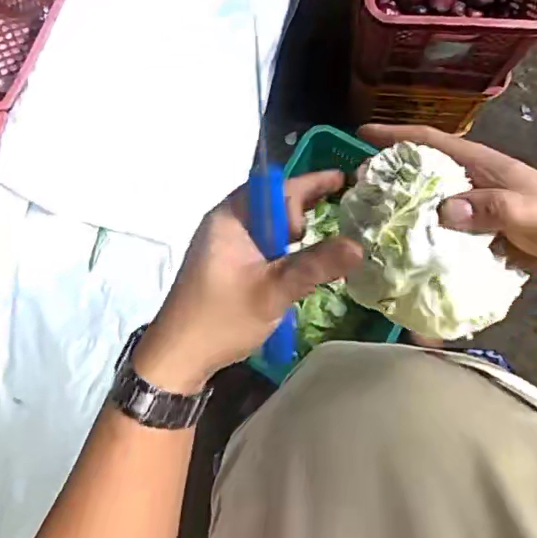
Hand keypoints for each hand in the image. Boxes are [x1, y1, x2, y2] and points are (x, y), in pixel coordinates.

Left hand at [135, 172, 362, 392]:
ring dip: (296, 225)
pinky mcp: (227, 262)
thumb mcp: (273, 292)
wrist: (177, 356)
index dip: (310, 183)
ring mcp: (224, 242)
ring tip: (329, 228)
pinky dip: (285, 243)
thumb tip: (358, 246)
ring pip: (268, 222)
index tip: (343, 181)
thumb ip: (314, 266)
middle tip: (343, 207)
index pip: (276, 187)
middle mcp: (226, 221)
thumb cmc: (221, 319)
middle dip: (307, 202)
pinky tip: (304, 256)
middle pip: (272, 201)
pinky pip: (262, 240)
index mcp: (231, 217)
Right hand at [358, 125, 536, 283]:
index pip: (433, 140)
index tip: (362, 135)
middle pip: (425, 166)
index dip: (397, 134)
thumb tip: (444, 211)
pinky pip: (443, 224)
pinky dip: (423, 229)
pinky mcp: (481, 228)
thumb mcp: (531, 213)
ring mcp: (477, 204)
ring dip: (404, 201)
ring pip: (431, 196)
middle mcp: (474, 178)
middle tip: (357, 183)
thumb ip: (492, 208)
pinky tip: (404, 245)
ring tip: (370, 214)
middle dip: (391, 169)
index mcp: (484, 164)